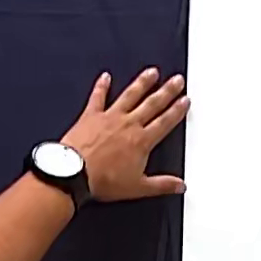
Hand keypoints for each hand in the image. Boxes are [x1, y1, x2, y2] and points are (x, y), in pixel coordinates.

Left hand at [59, 69, 188, 201]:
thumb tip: (180, 186)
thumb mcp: (137, 187)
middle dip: (166, 91)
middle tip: (177, 80)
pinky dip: (102, 86)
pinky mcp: (91, 116)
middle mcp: (129, 124)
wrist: (75, 174)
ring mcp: (110, 117)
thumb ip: (161, 185)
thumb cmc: (104, 181)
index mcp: (142, 141)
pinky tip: (106, 76)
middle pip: (152, 103)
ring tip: (152, 72)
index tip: (185, 100)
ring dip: (142, 83)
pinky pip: (98, 97)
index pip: (165, 122)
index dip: (177, 110)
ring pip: (130, 95)